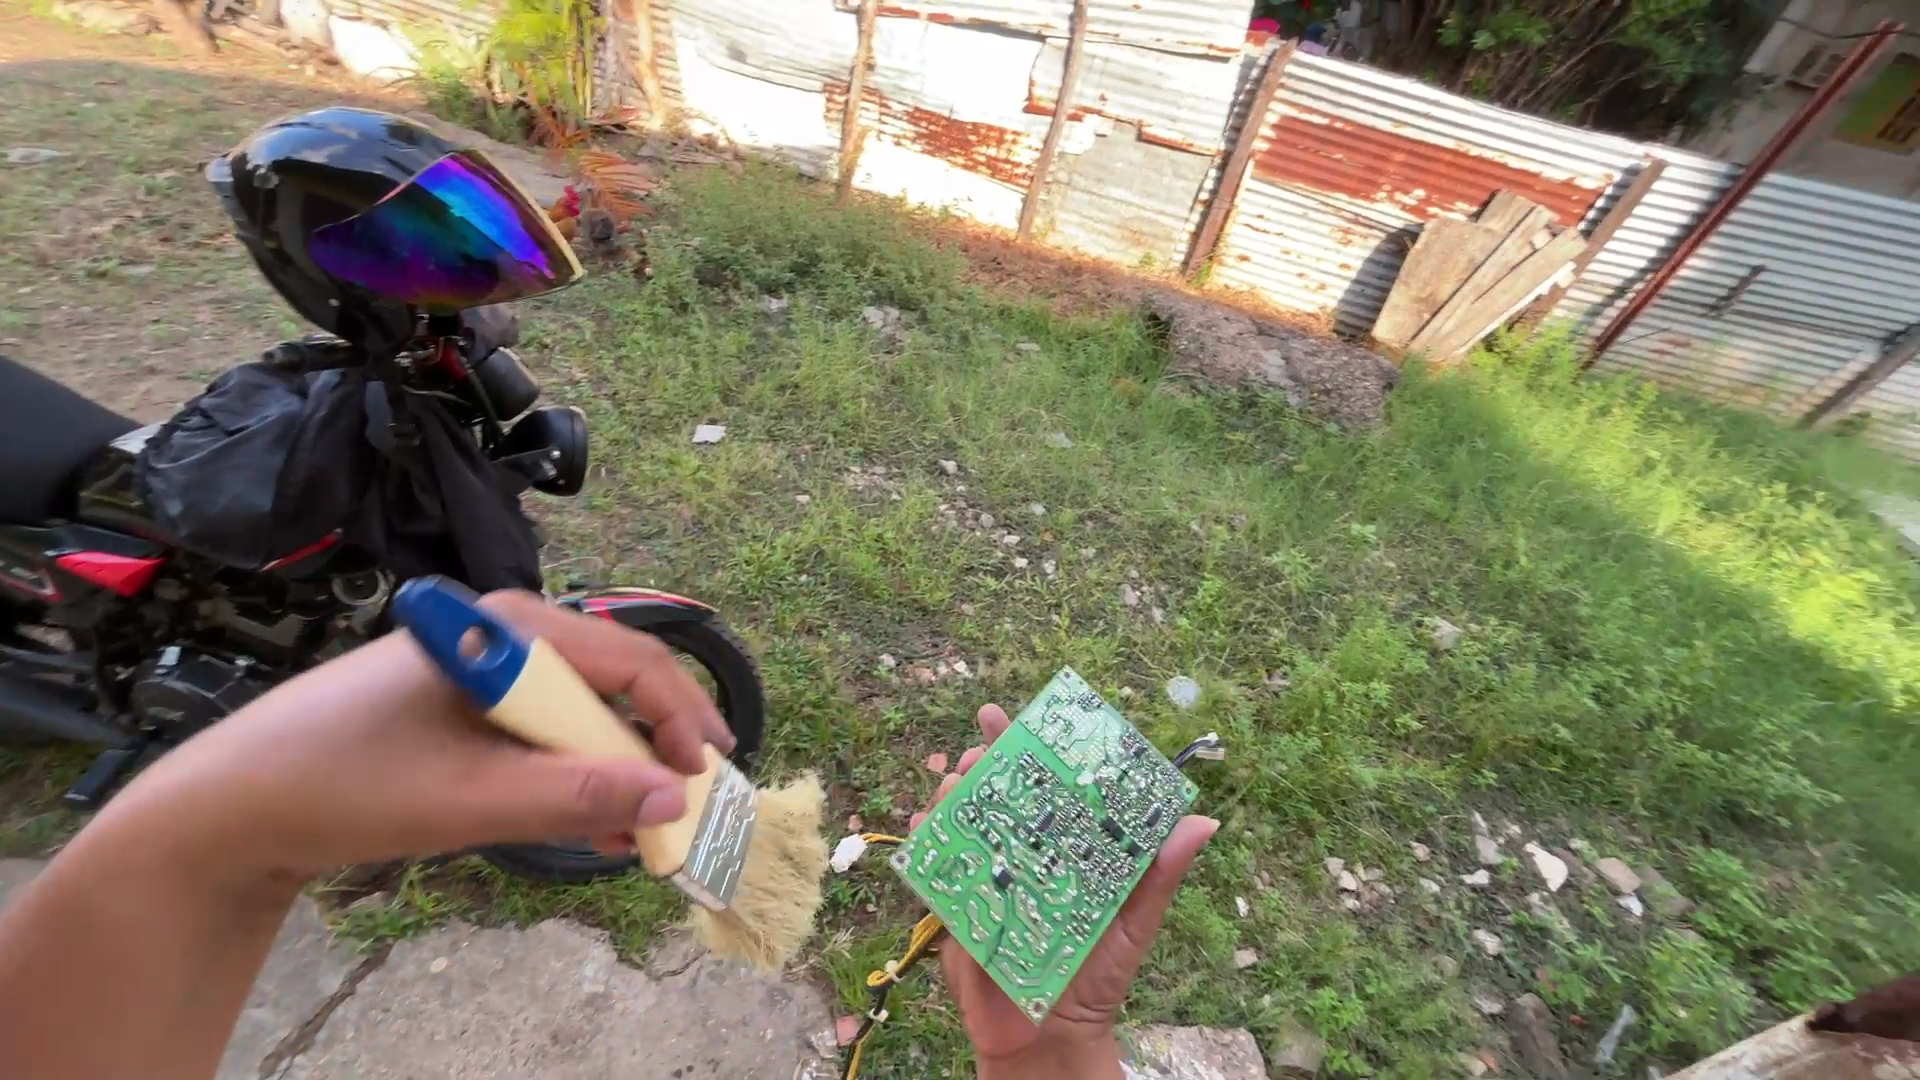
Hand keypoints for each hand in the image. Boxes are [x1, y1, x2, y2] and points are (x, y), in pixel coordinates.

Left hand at [90, 590, 734, 888]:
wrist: (224, 808)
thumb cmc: (344, 787)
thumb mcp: (468, 799)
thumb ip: (577, 797)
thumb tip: (673, 798)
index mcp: (516, 631)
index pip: (632, 662)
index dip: (680, 715)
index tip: (702, 773)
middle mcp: (517, 633)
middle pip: (619, 678)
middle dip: (659, 737)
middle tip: (692, 787)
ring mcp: (499, 661)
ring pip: (592, 705)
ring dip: (620, 761)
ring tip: (643, 815)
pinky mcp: (482, 694)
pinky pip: (554, 724)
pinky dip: (580, 766)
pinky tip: (592, 811)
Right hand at [913, 705, 1218, 1078]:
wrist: (1052, 1037)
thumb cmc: (1097, 976)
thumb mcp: (1133, 921)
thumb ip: (1159, 873)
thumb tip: (1202, 822)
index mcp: (1058, 843)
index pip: (1042, 784)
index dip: (1024, 746)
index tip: (1008, 715)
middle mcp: (1018, 847)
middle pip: (995, 791)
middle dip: (982, 761)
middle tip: (980, 751)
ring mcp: (984, 871)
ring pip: (960, 817)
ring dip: (952, 792)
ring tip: (957, 785)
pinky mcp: (955, 903)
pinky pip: (934, 865)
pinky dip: (926, 841)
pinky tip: (925, 826)